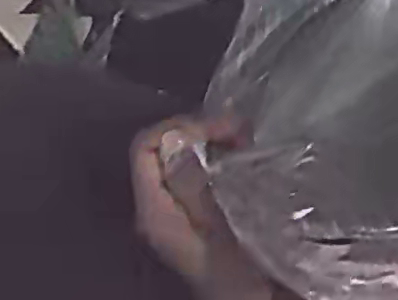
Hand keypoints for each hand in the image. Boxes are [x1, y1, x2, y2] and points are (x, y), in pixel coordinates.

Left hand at [130, 116, 272, 299]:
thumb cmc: (242, 270)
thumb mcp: (221, 227)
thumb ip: (194, 185)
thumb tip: (174, 139)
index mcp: (155, 211)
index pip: (146, 146)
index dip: (184, 127)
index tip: (228, 131)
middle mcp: (160, 206)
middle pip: (166, 146)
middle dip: (205, 129)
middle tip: (246, 134)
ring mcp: (180, 207)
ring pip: (186, 153)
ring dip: (218, 139)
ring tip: (251, 142)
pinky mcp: (202, 207)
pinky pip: (203, 165)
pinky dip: (225, 151)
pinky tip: (249, 155)